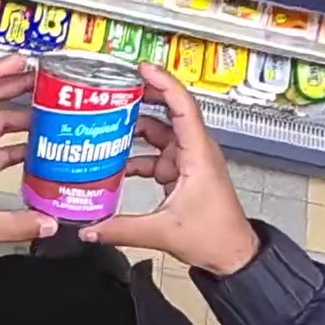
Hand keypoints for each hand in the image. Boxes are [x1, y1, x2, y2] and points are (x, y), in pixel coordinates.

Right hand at [76, 64, 259, 276]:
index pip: (183, 106)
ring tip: (107, 123)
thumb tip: (90, 229)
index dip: (163, 83)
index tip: (142, 69)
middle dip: (143, 98)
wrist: (234, 255)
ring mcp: (189, 161)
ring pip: (160, 134)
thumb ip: (122, 229)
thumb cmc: (216, 237)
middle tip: (116, 88)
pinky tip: (116, 163)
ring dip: (135, 129)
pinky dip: (137, 156)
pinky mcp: (183, 174)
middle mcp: (195, 151)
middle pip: (169, 112)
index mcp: (198, 155)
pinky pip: (157, 155)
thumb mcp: (164, 231)